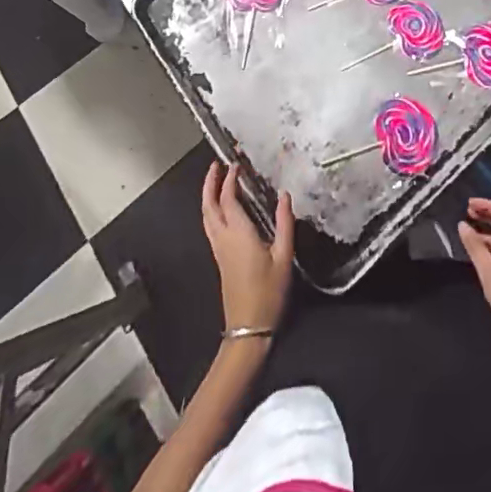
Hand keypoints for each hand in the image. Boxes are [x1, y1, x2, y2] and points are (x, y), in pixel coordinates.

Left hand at [201, 162, 293, 332]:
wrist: (248, 326)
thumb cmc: (269, 291)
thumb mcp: (284, 257)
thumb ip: (284, 223)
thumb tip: (285, 196)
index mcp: (238, 233)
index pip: (228, 198)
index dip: (229, 180)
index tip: (235, 165)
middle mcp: (223, 237)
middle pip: (208, 204)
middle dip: (210, 183)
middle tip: (215, 166)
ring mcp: (218, 248)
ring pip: (206, 216)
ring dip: (207, 196)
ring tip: (215, 182)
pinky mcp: (218, 257)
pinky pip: (209, 226)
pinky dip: (211, 210)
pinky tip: (221, 210)